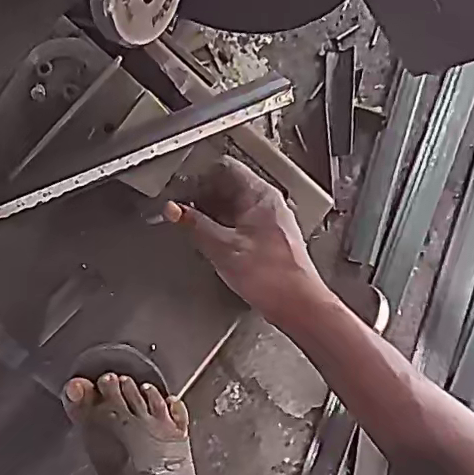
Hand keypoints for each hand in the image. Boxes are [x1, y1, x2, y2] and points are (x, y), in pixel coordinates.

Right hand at [165, 156, 332, 324]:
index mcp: (261, 195)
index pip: (224, 168)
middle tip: (180, 208)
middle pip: (228, 186)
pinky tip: (211, 242)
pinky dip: (223, 227)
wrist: (298, 306)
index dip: (198, 176)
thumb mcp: (222, 248)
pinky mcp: (269, 240)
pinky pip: (241, 223)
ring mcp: (270, 221)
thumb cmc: (273, 277)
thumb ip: (195, 225)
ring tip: (190, 225)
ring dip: (211, 213)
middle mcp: (268, 204)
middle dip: (202, 196)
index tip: (180, 189)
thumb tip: (175, 210)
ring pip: (234, 206)